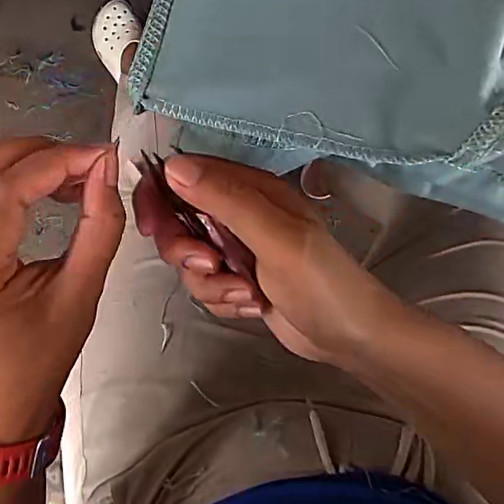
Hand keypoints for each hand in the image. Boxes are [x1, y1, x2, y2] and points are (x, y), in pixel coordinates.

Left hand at [0, 138, 123, 442]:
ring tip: (68, 172)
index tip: (100, 155)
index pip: (6, 194)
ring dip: (19, 159)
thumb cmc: (47, 349)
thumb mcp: (83, 292)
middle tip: (80, 160)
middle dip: (30, 151)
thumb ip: (100, 226)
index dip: (55, 163)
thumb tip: (105, 167)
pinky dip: (9, 174)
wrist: (10, 383)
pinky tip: (46, 186)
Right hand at [137, 154, 410, 361]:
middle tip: (212, 265)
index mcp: (248, 188)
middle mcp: (237, 213)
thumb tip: (173, 166)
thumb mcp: (274, 236)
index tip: (152, 226)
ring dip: (211, 282)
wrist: (350, 338)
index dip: (161, 196)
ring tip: (247, 293)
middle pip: (178, 221)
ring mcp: (236, 247)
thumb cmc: (320, 280)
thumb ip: (225, 200)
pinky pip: (204, 285)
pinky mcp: (235, 278)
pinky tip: (253, 305)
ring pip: (188, 259)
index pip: (185, 175)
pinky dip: (222, 298)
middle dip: (187, 250)